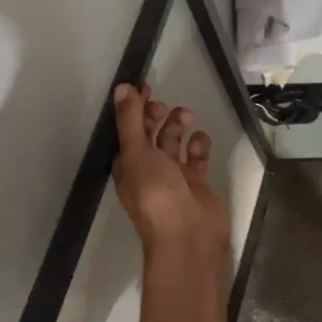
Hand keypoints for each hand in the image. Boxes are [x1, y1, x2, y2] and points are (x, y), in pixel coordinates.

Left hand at [111, 85, 228, 250]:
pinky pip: (197, 155)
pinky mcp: (197, 181)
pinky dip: (199, 145)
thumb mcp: (136, 153)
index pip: (128, 129)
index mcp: (128, 164)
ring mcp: (174, 176)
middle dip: (156, 115)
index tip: (145, 86)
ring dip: (178, 125)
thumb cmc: (156, 193)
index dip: (134, 108)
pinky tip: (200, 143)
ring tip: (187, 117)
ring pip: (174, 141)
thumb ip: (130, 120)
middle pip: (150, 133)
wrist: (188, 235)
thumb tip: (121, 88)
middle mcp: (148, 168)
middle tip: (163, 107)